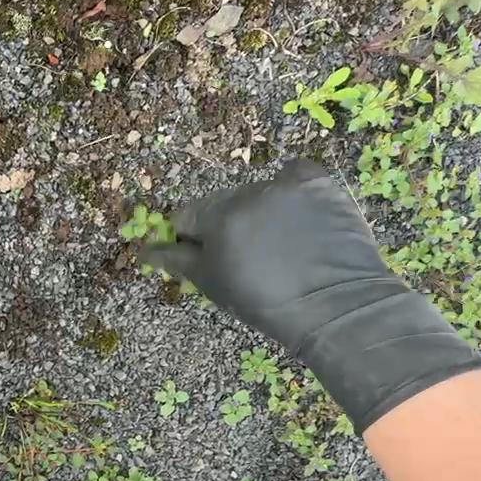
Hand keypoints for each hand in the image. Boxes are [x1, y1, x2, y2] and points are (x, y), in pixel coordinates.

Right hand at [143, 159, 480, 430]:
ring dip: (255, 210)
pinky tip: (296, 215)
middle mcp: (248, 192)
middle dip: (223, 222)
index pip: (186, 216)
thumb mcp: (211, 284)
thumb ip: (177, 260)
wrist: (334, 304)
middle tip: (243, 253)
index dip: (191, 238)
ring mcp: (286, 185)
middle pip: (219, 201)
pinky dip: (289, 191)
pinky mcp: (319, 182)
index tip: (208, 257)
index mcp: (217, 218)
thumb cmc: (262, 301)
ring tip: (275, 240)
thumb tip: (145, 250)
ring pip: (254, 192)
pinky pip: (293, 176)